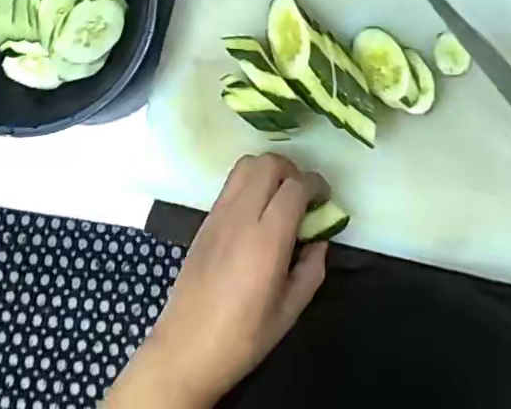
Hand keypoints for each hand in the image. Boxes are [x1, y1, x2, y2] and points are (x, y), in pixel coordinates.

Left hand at [104, 154, 328, 408]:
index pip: (295, 187)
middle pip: (269, 163)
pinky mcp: (206, 218)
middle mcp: (242, 216)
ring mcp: (219, 213)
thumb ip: (311, 271)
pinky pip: (232, 182)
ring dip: (269, 170)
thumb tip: (319, 241)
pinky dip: (251, 181)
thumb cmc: (242, 337)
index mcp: (266, 239)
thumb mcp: (289, 312)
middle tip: (304, 194)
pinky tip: (258, 209)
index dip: (315, 184)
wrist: (185, 347)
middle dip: (293, 170)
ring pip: (246, 164)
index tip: (325, 197)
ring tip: (281, 196)